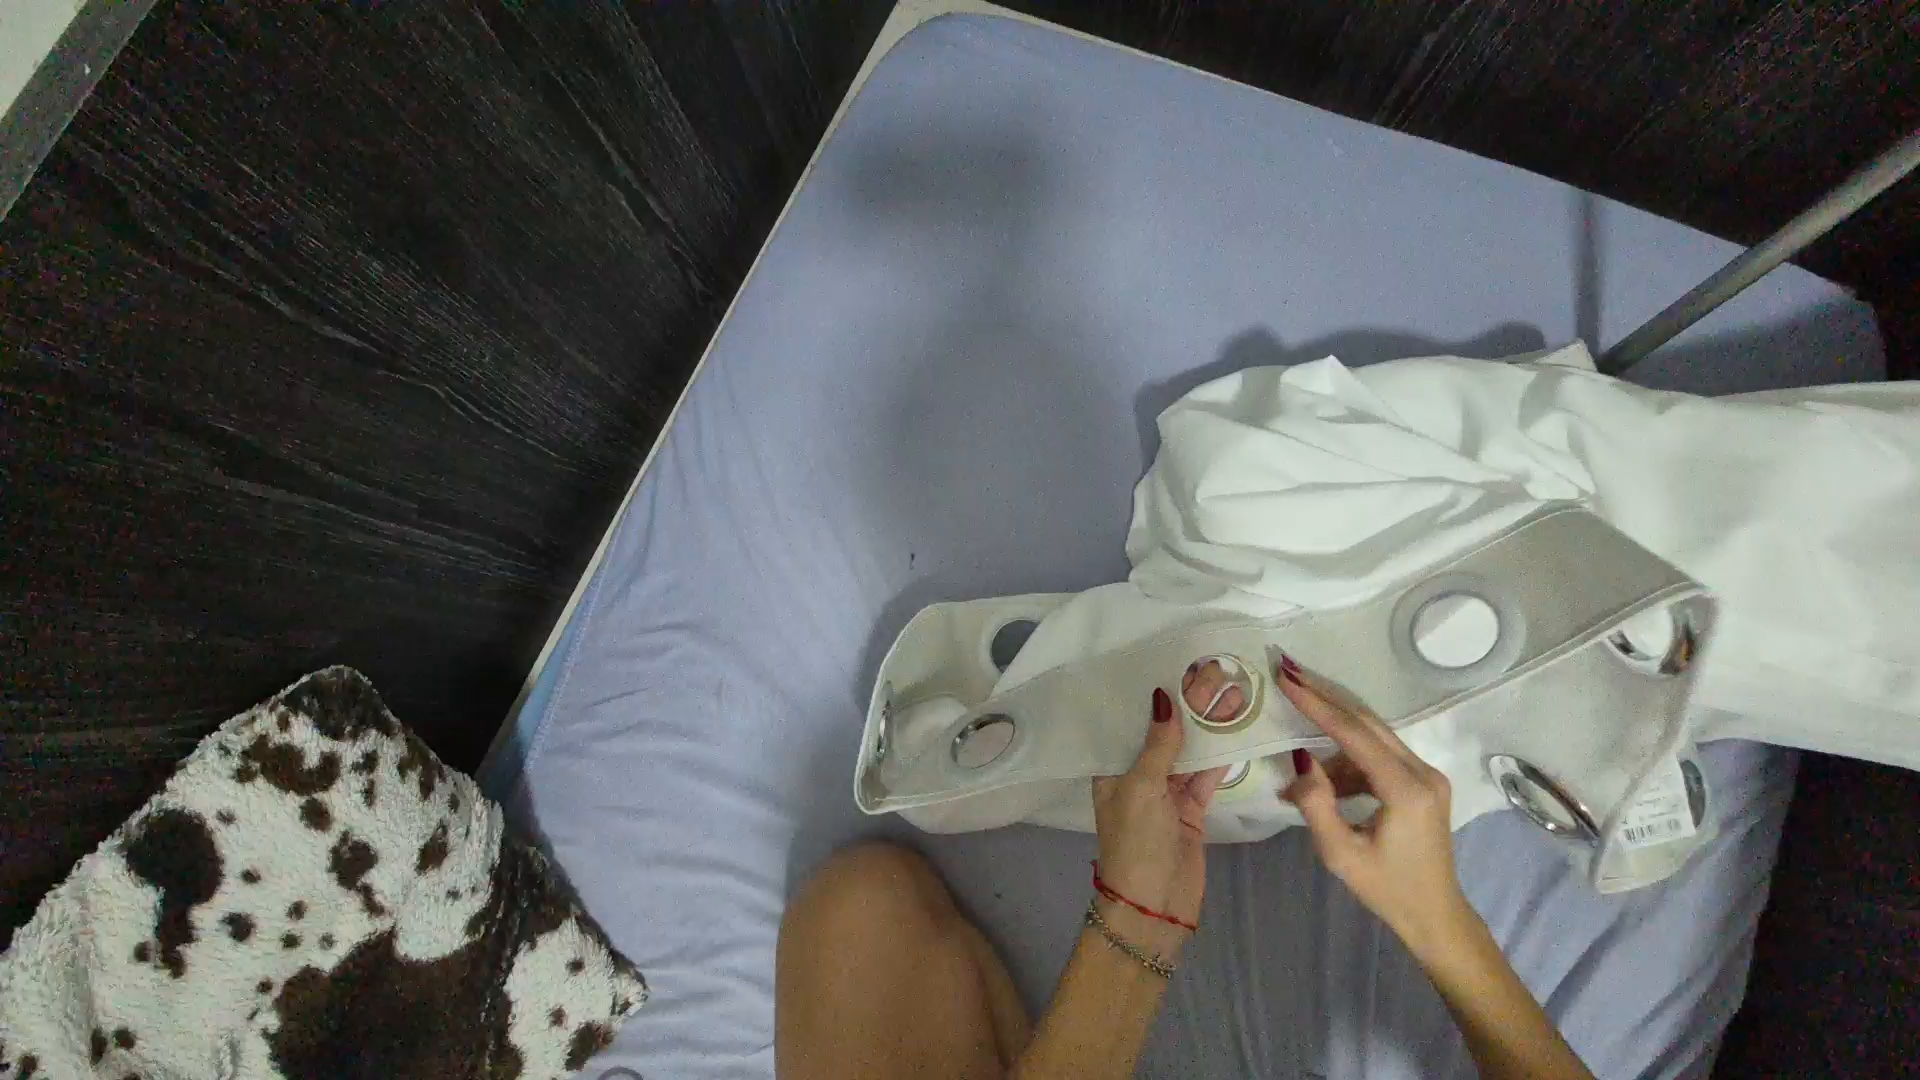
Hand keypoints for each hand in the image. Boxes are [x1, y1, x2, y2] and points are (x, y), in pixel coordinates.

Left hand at [1089, 678, 1231, 954]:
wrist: (1155, 907)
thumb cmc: (1136, 842)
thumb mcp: (1142, 788)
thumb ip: (1158, 745)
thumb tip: (1163, 697)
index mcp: (1112, 767)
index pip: (1129, 720)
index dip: (1149, 694)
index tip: (1170, 661)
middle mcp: (1137, 774)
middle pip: (1164, 731)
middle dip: (1186, 703)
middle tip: (1213, 667)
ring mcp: (1166, 792)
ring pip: (1189, 750)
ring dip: (1208, 725)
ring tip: (1232, 689)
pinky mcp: (1191, 809)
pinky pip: (1206, 775)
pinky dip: (1220, 756)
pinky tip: (1237, 729)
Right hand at [1276, 657, 1477, 956]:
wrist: (1436, 916)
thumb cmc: (1387, 890)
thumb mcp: (1339, 854)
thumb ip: (1316, 804)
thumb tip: (1299, 760)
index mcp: (1407, 790)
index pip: (1354, 734)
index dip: (1317, 705)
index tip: (1286, 679)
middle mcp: (1423, 772)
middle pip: (1366, 721)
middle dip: (1323, 696)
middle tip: (1287, 673)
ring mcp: (1426, 775)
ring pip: (1370, 734)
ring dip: (1331, 728)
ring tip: (1295, 732)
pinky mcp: (1420, 782)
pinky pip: (1375, 753)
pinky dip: (1343, 756)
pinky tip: (1319, 776)